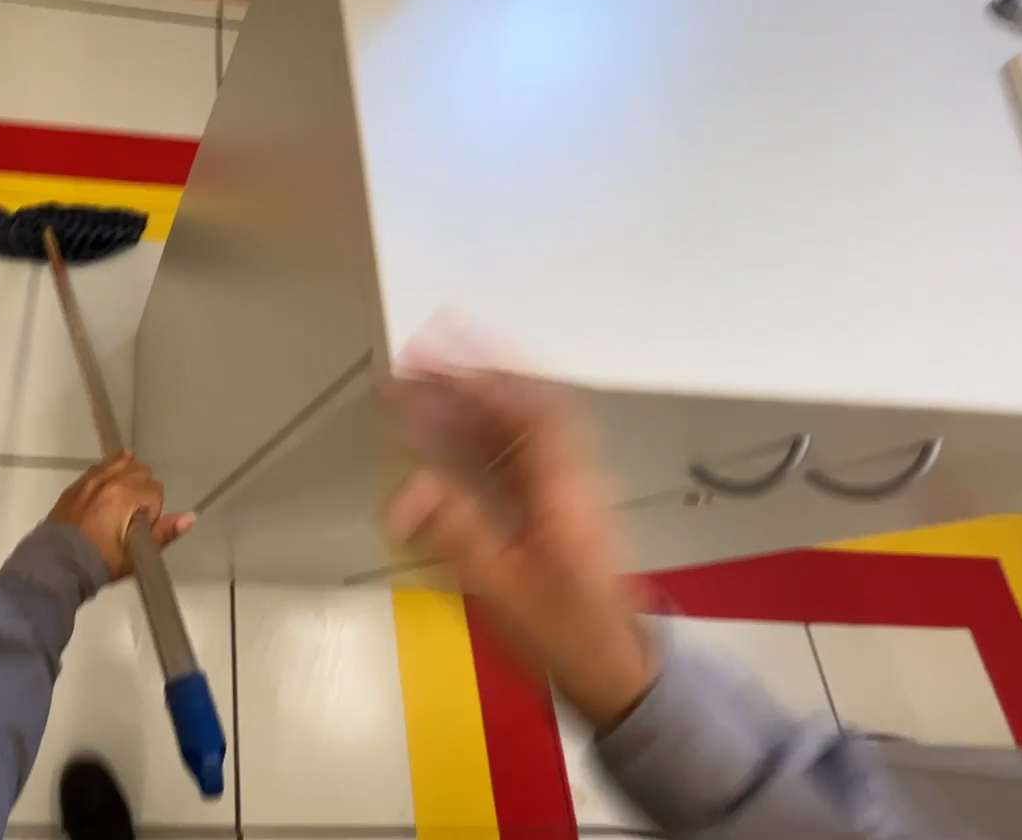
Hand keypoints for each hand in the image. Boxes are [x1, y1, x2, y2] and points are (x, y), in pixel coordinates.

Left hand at [48, 454, 195, 579]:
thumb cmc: (100, 562)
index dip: (153, 510)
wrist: (57, 564)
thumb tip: (190, 517)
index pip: (155, 490)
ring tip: (126, 496)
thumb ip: (164, 533)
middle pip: (141, 471)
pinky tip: (110, 478)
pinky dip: (109, 470)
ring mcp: (91, 480)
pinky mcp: (77, 485)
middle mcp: (110, 480)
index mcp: (126, 495)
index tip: (141, 528)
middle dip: (143, 490)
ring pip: (121, 462)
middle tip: (134, 516)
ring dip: (128, 475)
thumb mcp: (136, 554)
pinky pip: (100, 466)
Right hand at [386, 361, 656, 730]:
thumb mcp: (503, 587)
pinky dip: (466, 433)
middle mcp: (563, 476)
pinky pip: (502, 452)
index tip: (445, 353)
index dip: (488, 373)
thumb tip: (407, 491)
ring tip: (411, 389)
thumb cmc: (565, 632)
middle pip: (517, 408)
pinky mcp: (542, 502)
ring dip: (460, 402)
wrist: (614, 669)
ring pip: (507, 427)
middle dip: (463, 378)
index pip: (533, 409)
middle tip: (412, 362)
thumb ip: (455, 531)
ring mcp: (554, 488)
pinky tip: (433, 432)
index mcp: (564, 488)